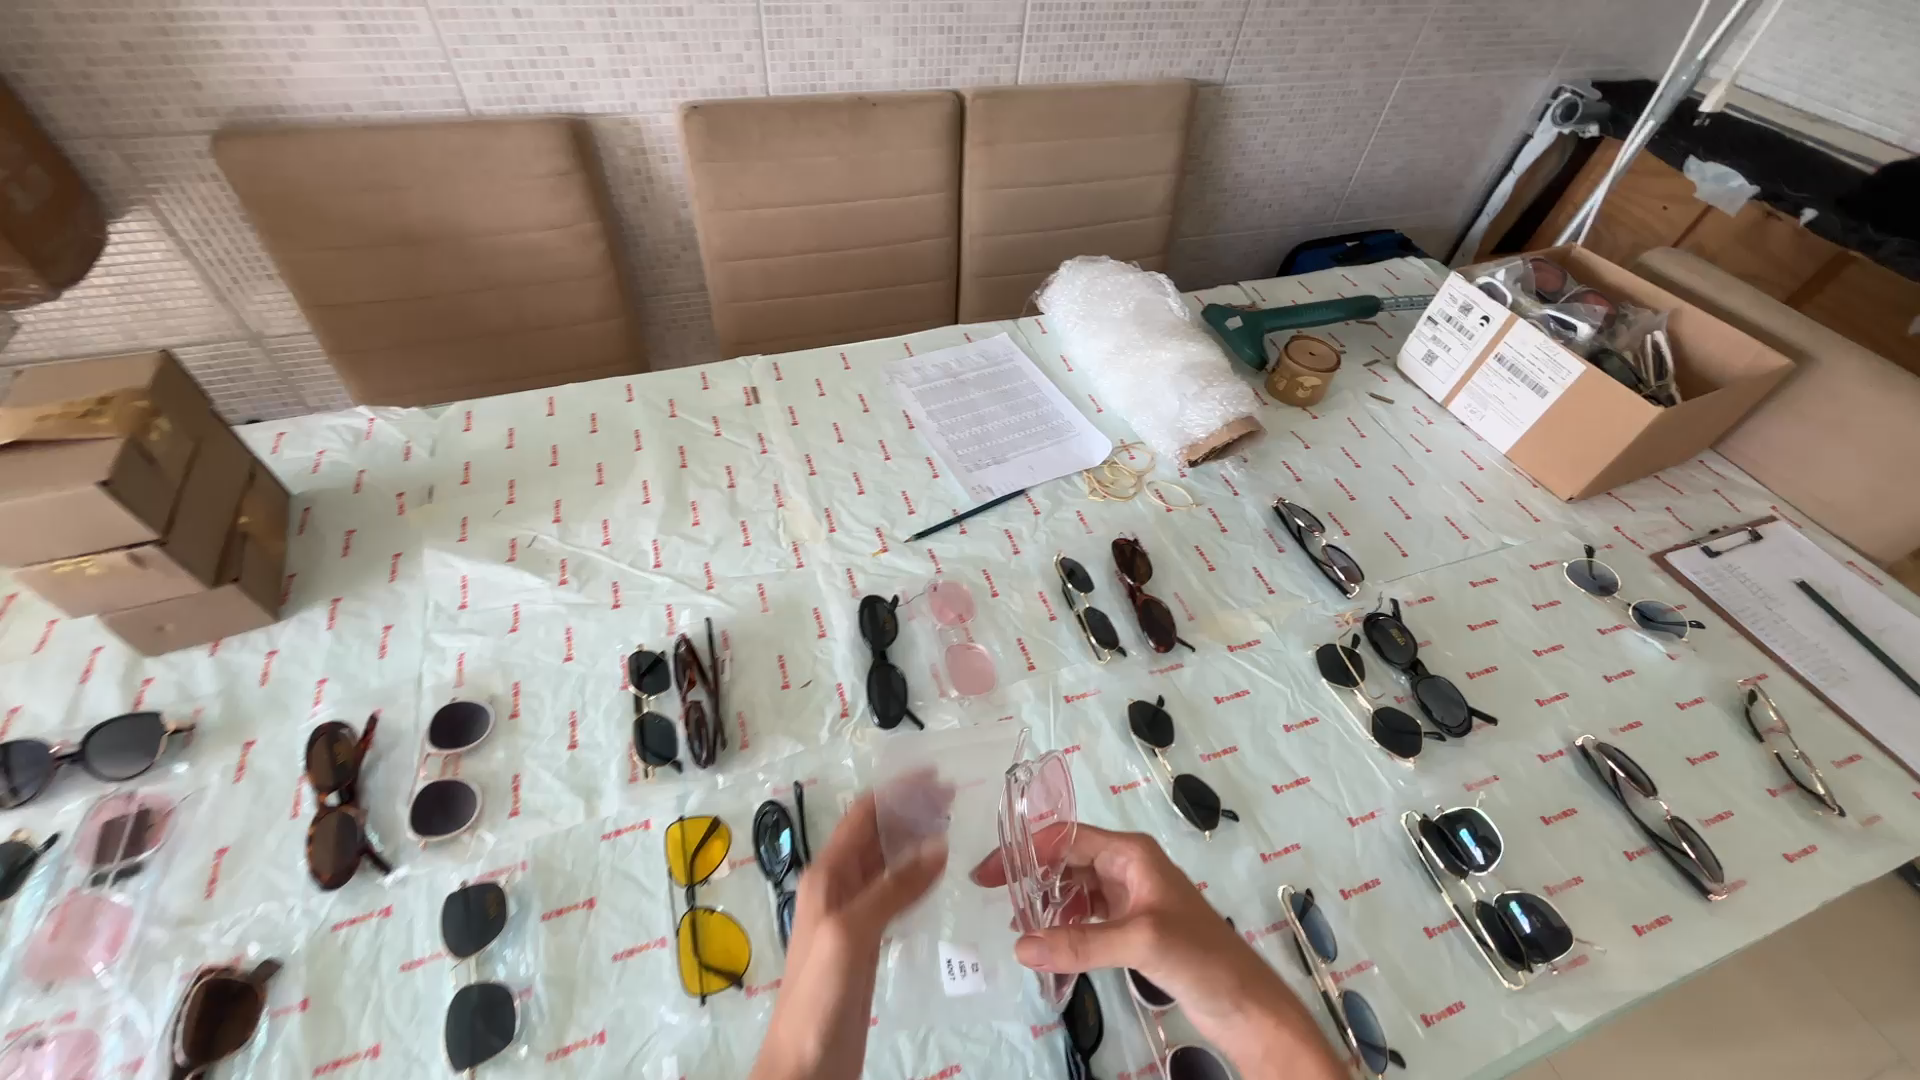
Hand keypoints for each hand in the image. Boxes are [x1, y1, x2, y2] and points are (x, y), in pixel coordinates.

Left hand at [749, 790, 947, 1079]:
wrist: (806, 1064)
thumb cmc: (820, 992)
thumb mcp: (853, 931)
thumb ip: (893, 887)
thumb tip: (939, 845)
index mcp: (827, 874)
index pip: (864, 814)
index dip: (897, 790)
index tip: (936, 775)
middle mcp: (839, 885)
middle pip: (877, 832)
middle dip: (912, 809)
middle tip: (955, 796)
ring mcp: (854, 913)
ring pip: (888, 860)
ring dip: (916, 838)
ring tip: (954, 824)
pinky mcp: (868, 940)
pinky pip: (896, 893)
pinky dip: (918, 874)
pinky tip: (941, 874)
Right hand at [972, 824, 1342, 1079]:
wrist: (1247, 1003)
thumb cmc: (1200, 955)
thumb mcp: (1139, 941)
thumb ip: (1080, 942)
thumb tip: (1019, 946)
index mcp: (1130, 852)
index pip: (1066, 837)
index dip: (1025, 850)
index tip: (988, 872)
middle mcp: (1127, 866)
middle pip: (1066, 859)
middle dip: (1031, 875)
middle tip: (995, 898)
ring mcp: (1130, 897)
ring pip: (1075, 888)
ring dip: (1047, 902)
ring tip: (1018, 925)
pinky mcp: (1132, 926)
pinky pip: (1087, 915)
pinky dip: (1065, 925)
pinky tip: (1049, 943)